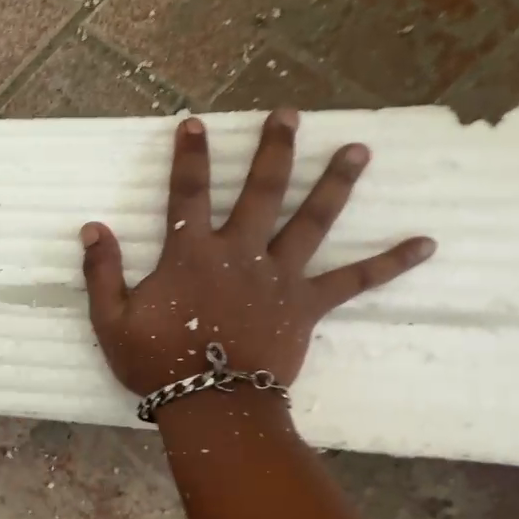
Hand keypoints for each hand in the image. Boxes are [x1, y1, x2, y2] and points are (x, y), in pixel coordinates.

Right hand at [80, 109, 435, 398]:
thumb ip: (101, 271)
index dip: (189, 158)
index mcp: (190, 255)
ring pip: (313, 221)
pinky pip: (355, 280)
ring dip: (335, 183)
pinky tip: (426, 244)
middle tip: (288, 115)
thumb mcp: (109, 318)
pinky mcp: (308, 304)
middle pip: (262, 192)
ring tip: (358, 149)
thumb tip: (92, 228)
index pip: (187, 194)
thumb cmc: (154, 360)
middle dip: (274, 150)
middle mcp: (240, 254)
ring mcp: (280, 277)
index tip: (194, 123)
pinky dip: (390, 263)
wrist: (211, 403)